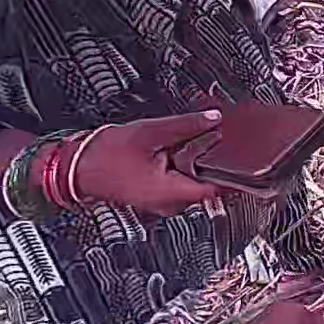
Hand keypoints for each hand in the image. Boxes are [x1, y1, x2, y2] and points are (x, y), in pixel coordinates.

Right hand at [72, 111, 223, 215]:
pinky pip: (181, 183)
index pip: (216, 191)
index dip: (233, 175)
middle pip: (207, 185)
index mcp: (171, 193)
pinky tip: (174, 153)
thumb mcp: (151, 133)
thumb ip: (186, 126)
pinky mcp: (158, 196)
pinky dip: (183, 168)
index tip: (244, 162)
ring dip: (196, 164)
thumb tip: (212, 119)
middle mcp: (170, 204)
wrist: (79, 165)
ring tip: (186, 146)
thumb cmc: (106, 155)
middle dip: (212, 163)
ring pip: (193, 183)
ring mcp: (164, 203)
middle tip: (212, 141)